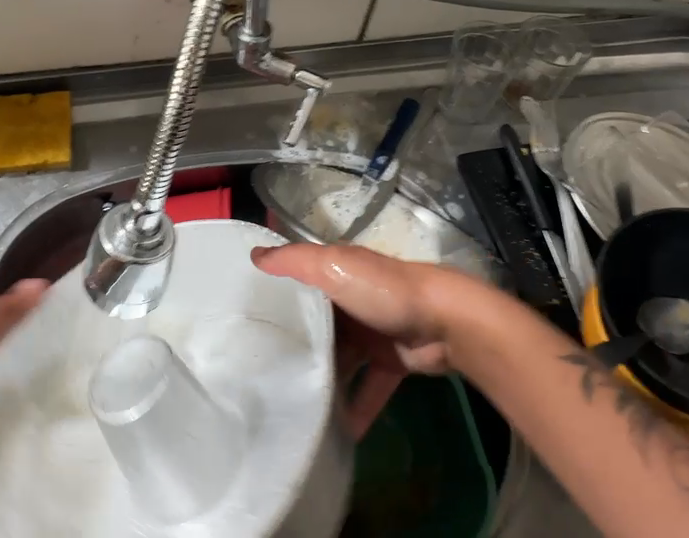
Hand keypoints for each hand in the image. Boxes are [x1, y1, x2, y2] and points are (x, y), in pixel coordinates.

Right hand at [251, 243, 468, 436]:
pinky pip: (368, 388)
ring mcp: (371, 334)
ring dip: (323, 382)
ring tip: (291, 408)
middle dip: (294, 348)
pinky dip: (357, 408)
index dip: (273, 299)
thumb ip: (294, 261)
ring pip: (340, 361)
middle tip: (259, 375)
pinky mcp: (391, 362)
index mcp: (336, 274)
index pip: (297, 285)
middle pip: (316, 327)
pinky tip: (338, 434)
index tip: (242, 322)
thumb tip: (254, 254)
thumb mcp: (333, 266)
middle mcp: (350, 302)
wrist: (445, 322)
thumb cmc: (383, 290)